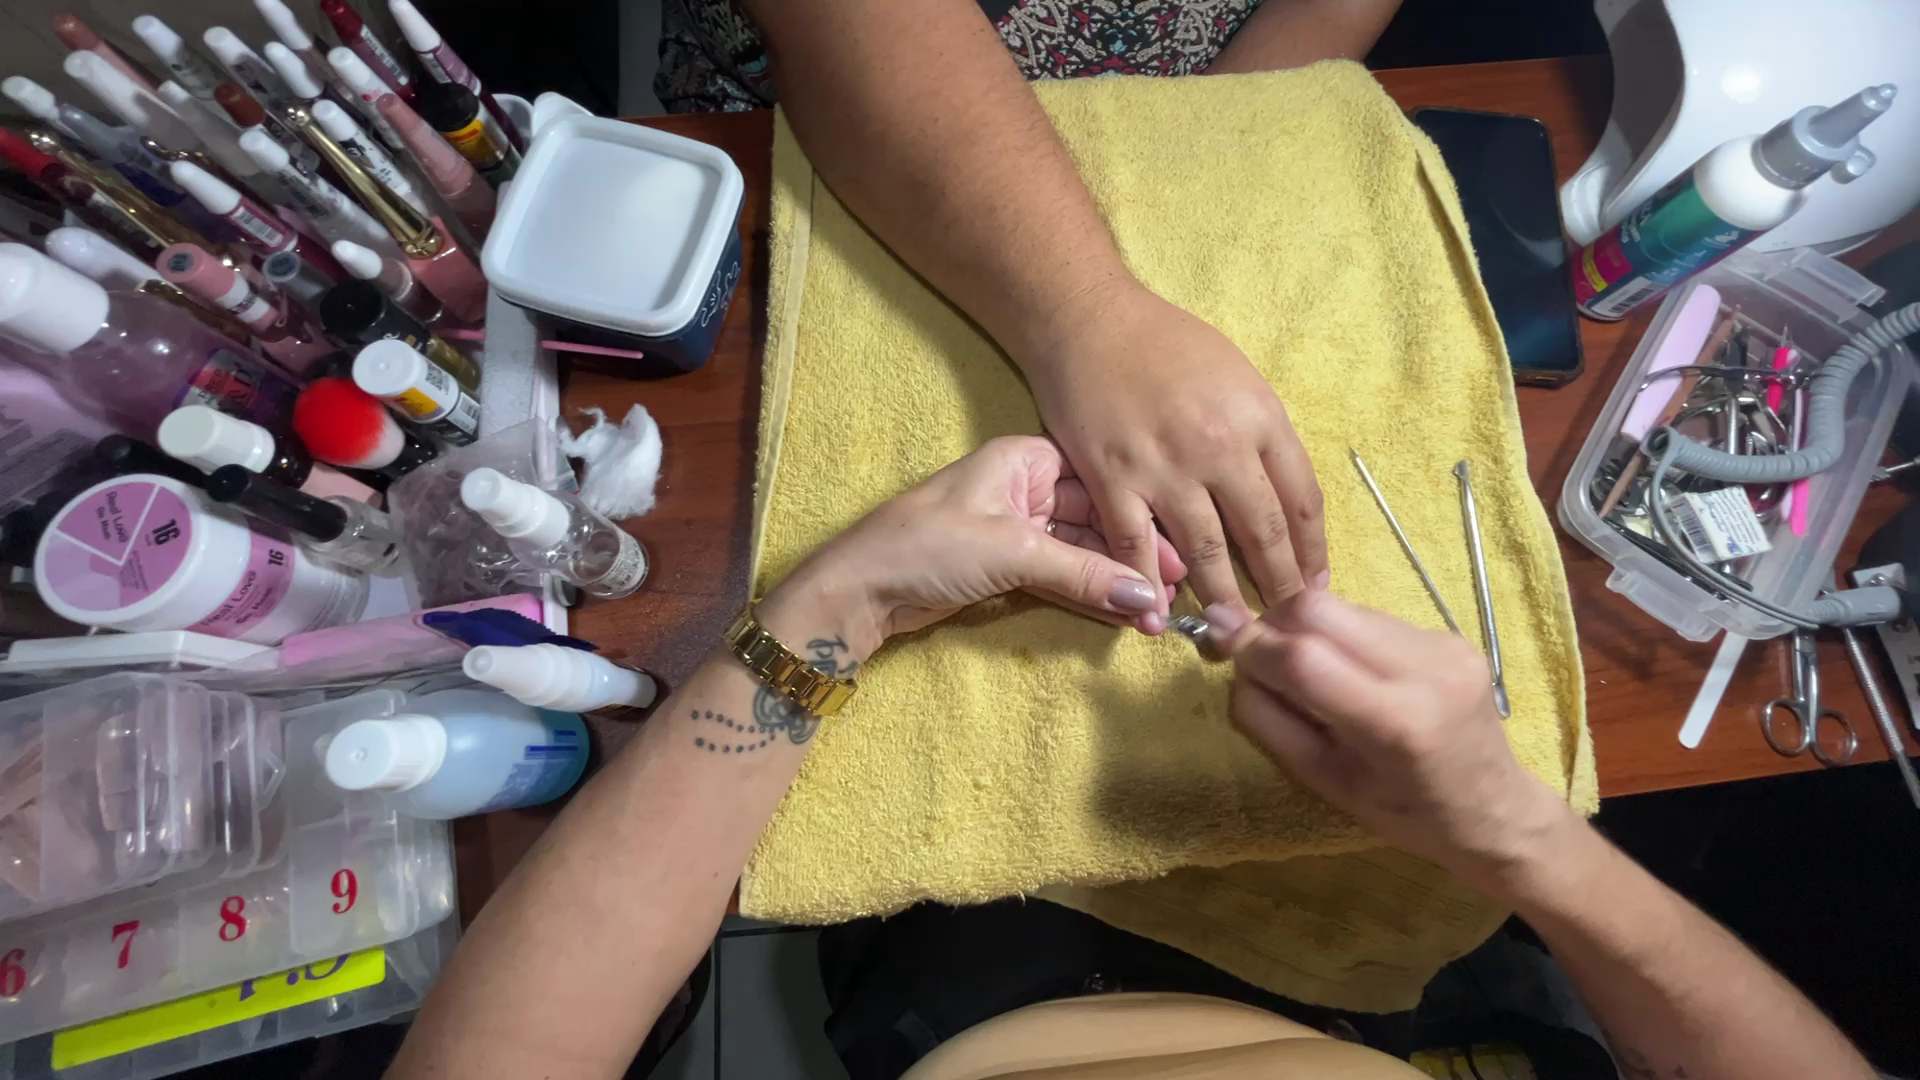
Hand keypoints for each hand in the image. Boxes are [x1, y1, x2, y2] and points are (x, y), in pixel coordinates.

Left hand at [762, 436, 1187, 657]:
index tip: (1178, 555)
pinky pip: (1058, 575)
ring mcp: (1015, 528)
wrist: (862, 588)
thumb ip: (1082, 573)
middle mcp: (1024, 488)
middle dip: (1132, 557)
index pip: (1099, 482)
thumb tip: (1147, 598)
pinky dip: (1086, 594)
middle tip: (1175, 592)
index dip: (1140, 517)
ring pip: (1078, 552)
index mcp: (1023, 460)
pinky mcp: (1005, 564)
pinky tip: (1119, 613)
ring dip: (1113, 582)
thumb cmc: (929, 546)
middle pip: (1094, 520)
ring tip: (1155, 613)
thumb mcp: (1012, 550)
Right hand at [1020, 282, 1327, 625]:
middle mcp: (1220, 448)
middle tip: (1285, 625)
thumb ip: (1258, 433)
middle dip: (1278, 588)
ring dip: (1223, 597)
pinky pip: (1136, 547)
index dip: (1312, 552)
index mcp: (1259, 417)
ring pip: (1205, 551)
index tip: (1315, 585)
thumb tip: (1271, 490)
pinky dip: (1148, 585)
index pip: (1301, 502)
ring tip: (1234, 630)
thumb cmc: (1163, 343)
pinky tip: (1158, 613)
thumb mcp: (1235, 375)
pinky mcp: (1112, 481)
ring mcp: (1164, 468)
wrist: (1088, 322)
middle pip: (1262, 534)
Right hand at [1207, 594, 1571, 892]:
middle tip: (1259, 654)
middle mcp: (1426, 669)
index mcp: (1396, 723)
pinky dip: (1335, 633)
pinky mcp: (1447, 631)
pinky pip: (1364, 614)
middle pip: (1317, 609)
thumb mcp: (1320, 780)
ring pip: (1338, 604)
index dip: (1250, 644)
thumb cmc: (1402, 811)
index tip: (1216, 639)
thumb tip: (1232, 658)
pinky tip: (1345, 666)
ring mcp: (1442, 643)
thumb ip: (1267, 718)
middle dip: (1272, 624)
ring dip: (1302, 627)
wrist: (1497, 811)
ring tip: (1305, 667)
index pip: (1303, 657)